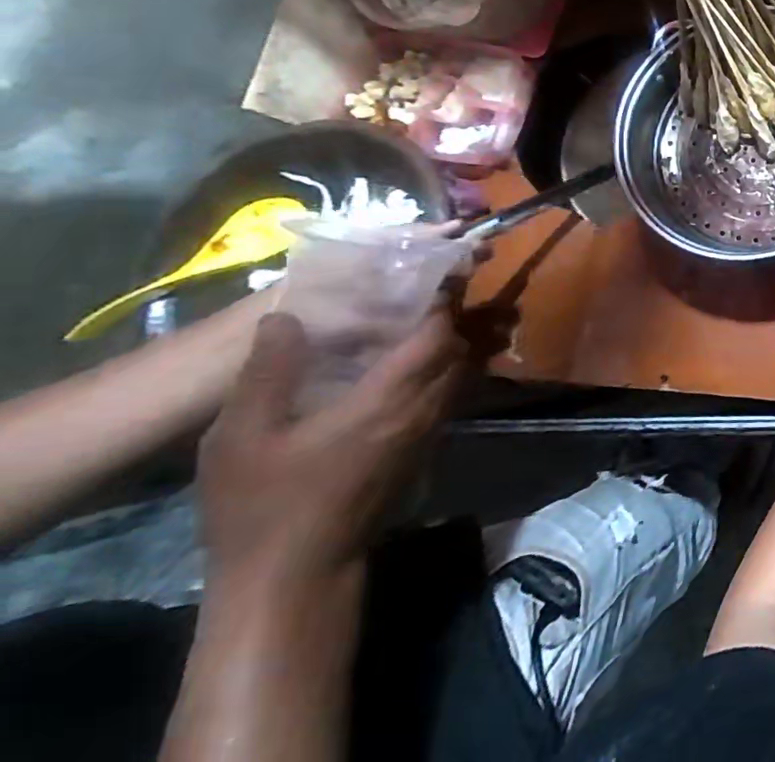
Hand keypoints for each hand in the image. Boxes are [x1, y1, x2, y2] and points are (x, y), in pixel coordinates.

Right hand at [198, 311, 464, 585]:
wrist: (298, 571)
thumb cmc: (264, 503)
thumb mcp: (243, 435)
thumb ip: (269, 371)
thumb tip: (286, 317)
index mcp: (389, 400)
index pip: (436, 338)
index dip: (438, 306)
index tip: (427, 280)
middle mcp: (423, 412)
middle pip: (456, 354)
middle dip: (445, 324)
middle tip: (411, 303)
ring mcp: (428, 435)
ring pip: (455, 378)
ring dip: (444, 351)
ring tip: (405, 333)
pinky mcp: (423, 453)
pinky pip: (444, 400)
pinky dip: (436, 378)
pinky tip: (398, 377)